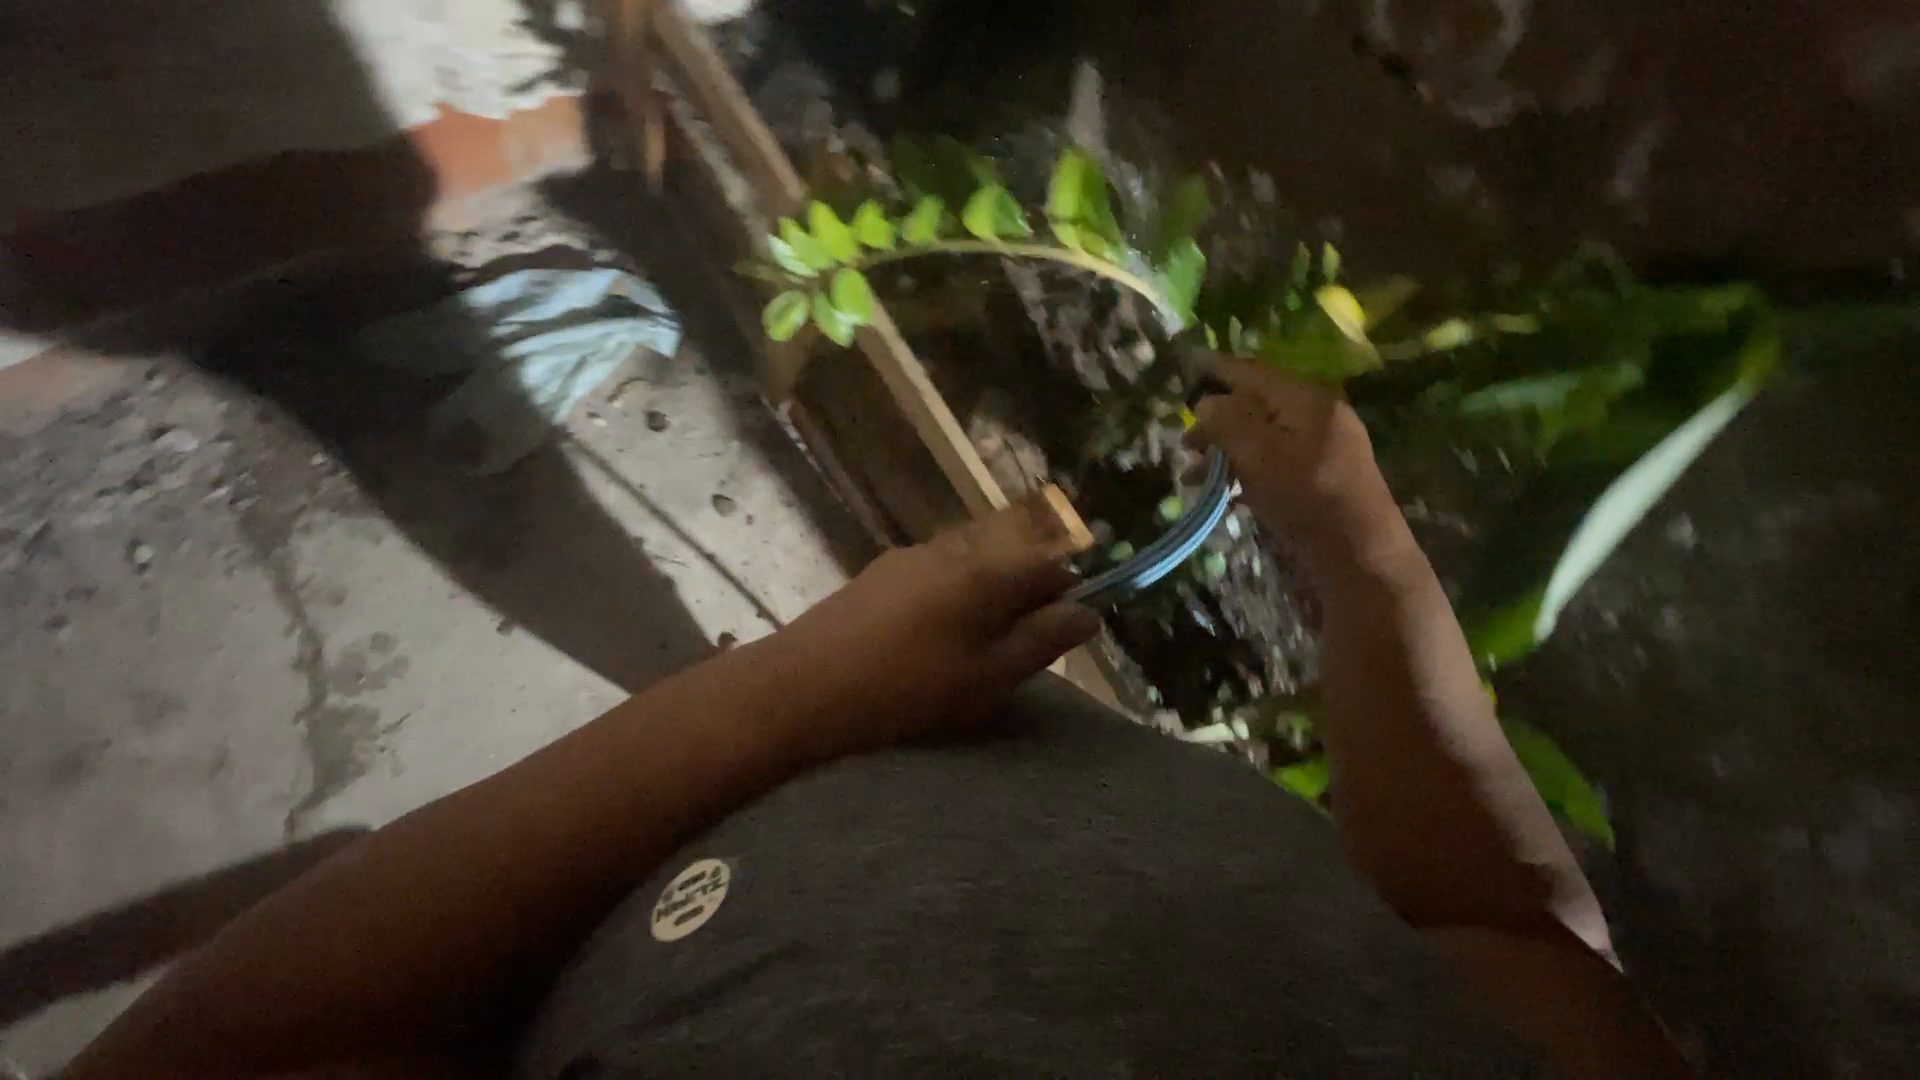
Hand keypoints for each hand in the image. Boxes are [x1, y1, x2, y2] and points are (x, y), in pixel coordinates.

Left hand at [748, 494, 1101, 759]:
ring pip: (970, 565)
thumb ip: (1044, 640)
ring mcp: (911, 556)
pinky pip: (934, 573)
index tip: (1067, 629)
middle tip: (1018, 647)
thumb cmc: (911, 687)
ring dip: (986, 596)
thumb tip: (1088, 613)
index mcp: (988, 572)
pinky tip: (930, 635)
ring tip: (974, 646)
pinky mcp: (879, 571)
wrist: (806, 684)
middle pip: (1009, 560)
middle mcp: (953, 549)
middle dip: (1025, 596)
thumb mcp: (990, 676)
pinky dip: (950, 596)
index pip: (1049, 566)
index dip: (1068, 594)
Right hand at [1189, 355, 1410, 577]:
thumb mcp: (1260, 456)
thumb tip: (1205, 401)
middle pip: (1255, 405)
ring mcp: (1319, 447)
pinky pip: (1272, 461)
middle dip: (1215, 421)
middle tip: (1185, 443)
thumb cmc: (1306, 498)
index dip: (1217, 368)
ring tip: (1193, 477)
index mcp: (1305, 400)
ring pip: (1260, 437)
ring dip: (1224, 452)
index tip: (1187, 362)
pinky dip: (1243, 470)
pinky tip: (1221, 492)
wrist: (1358, 553)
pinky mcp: (1317, 476)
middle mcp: (1315, 415)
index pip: (1253, 372)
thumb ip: (1229, 422)